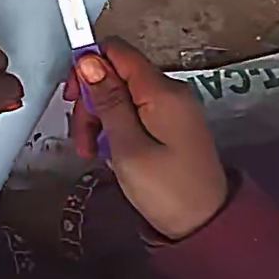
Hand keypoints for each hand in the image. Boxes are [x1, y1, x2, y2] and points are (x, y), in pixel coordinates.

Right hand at [66, 38, 228, 239]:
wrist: (206, 227)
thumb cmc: (166, 190)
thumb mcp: (127, 145)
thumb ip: (108, 100)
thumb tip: (89, 61)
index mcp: (161, 92)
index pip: (117, 51)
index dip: (88, 64)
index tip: (72, 96)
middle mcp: (169, 92)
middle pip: (115, 74)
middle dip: (90, 100)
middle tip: (82, 137)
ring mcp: (171, 107)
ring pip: (120, 94)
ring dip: (98, 117)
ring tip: (92, 151)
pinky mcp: (169, 123)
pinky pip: (132, 110)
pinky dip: (114, 126)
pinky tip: (109, 151)